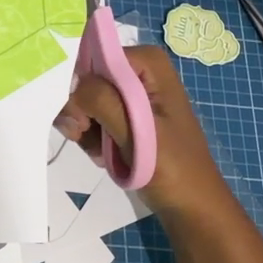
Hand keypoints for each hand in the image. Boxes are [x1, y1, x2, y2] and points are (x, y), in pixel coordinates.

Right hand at [55, 44, 235, 217]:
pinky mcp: (124, 114)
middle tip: (90, 138)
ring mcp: (130, 94)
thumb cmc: (172, 167)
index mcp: (147, 63)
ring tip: (103, 152)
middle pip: (85, 80)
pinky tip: (105, 155)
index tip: (84, 120)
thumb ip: (102, 101)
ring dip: (85, 129)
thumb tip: (72, 90)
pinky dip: (91, 138)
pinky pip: (90, 117)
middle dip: (81, 112)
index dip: (82, 87)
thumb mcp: (138, 131)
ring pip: (83, 101)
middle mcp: (137, 72)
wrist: (190, 204)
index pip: (93, 59)